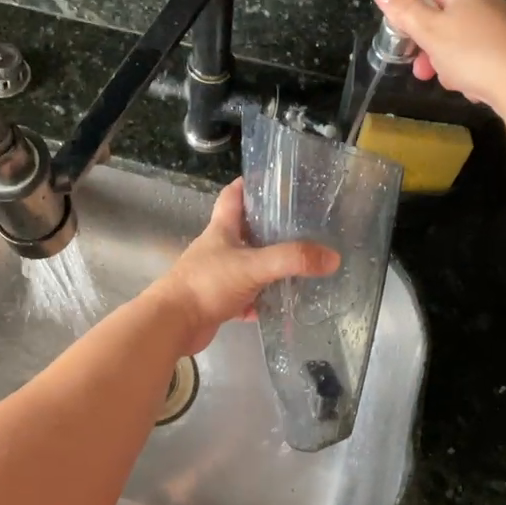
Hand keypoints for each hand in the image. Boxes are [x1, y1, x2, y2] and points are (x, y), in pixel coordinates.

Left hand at [145, 179, 339, 355]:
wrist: (172, 323)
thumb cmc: (207, 284)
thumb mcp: (253, 266)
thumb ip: (292, 260)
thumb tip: (332, 257)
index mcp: (221, 230)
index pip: (233, 196)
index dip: (249, 185)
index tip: (271, 180)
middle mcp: (217, 249)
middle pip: (243, 231)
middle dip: (267, 228)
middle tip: (297, 227)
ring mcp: (215, 276)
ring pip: (245, 265)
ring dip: (265, 267)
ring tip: (295, 267)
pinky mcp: (215, 302)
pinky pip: (242, 297)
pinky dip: (257, 301)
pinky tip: (272, 307)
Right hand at [371, 0, 505, 113]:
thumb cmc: (472, 53)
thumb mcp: (429, 31)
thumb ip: (404, 10)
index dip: (411, 8)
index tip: (402, 34)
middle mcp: (488, 5)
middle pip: (447, 19)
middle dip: (428, 45)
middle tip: (419, 69)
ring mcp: (505, 29)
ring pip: (464, 42)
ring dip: (448, 62)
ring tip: (448, 82)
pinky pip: (484, 58)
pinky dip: (472, 71)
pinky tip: (472, 88)